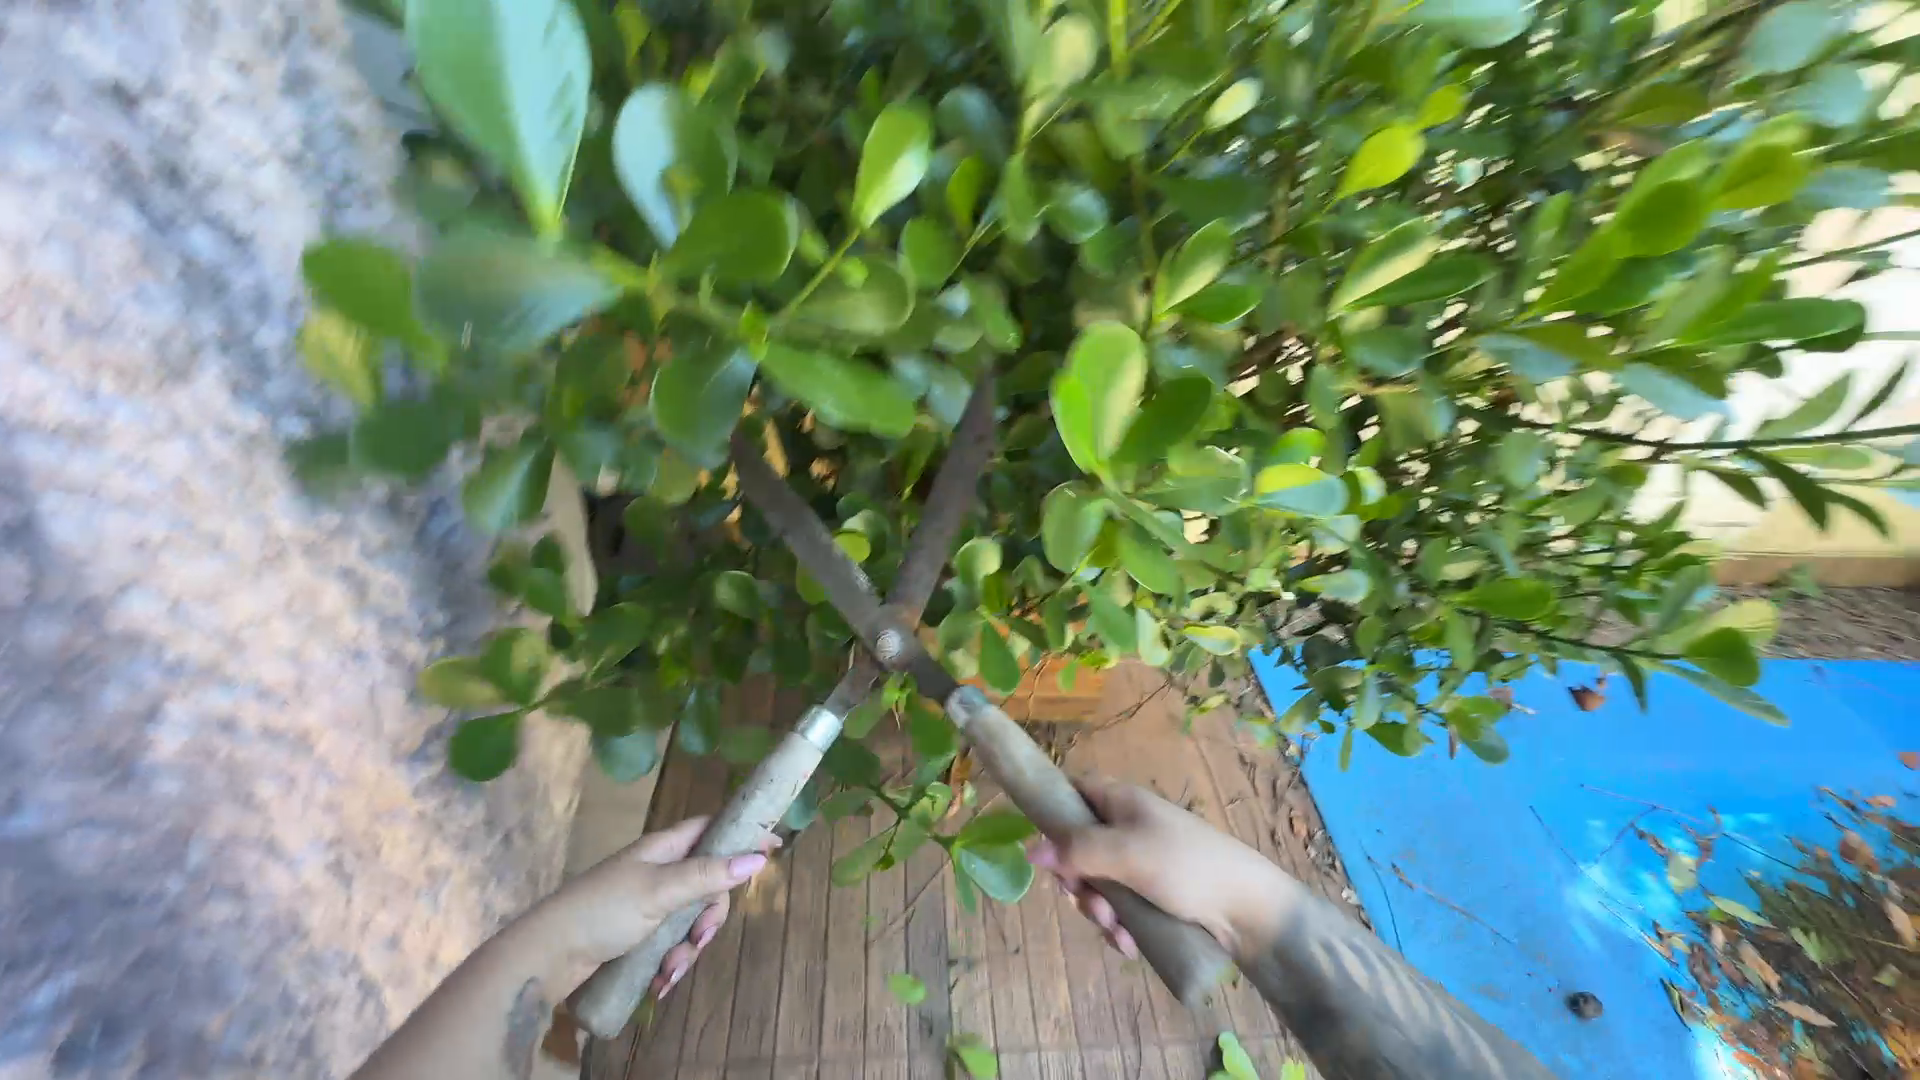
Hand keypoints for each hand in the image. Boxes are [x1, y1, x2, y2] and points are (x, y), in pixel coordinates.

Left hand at [526, 817, 774, 999]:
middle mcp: (660, 869)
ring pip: (691, 917)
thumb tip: (758, 857)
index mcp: (665, 848)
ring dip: (687, 948)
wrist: (545, 956)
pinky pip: (671, 942)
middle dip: (708, 916)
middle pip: (709, 882)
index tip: (774, 845)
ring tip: (668, 973)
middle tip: (699, 939)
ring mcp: (649, 902)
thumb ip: (709, 875)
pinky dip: (671, 962)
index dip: (743, 834)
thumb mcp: (660, 891)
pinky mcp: (638, 933)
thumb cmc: (603, 909)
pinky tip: (659, 984)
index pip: (713, 829)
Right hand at [1029, 776, 1297, 957]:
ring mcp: (1139, 861)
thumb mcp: (1126, 853)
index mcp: (1119, 801)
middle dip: (1078, 882)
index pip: (1071, 791)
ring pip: (1096, 882)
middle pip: (1077, 847)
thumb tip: (1029, 848)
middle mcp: (1125, 826)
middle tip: (1091, 903)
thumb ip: (1076, 850)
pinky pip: (1119, 907)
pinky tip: (1130, 944)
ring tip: (1117, 930)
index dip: (1052, 814)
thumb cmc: (1185, 865)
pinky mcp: (1151, 894)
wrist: (1249, 909)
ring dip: (1099, 911)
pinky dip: (1119, 925)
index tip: (1044, 849)